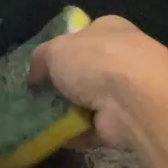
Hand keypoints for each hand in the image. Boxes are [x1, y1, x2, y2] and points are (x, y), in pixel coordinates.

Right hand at [28, 15, 167, 149]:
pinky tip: (53, 137)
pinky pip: (91, 129)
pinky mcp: (123, 123)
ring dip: (65, 112)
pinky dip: (74, 134)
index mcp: (110, 29)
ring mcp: (125, 92)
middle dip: (62, 85)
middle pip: (85, 71)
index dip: (61, 50)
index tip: (41, 68)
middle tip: (35, 97)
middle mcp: (121, 57)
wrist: (134, 100)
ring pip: (88, 102)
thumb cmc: (96, 61)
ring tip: (37, 119)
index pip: (84, 36)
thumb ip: (40, 59)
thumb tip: (34, 76)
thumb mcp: (55, 49)